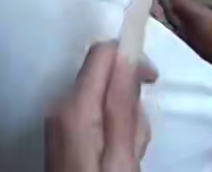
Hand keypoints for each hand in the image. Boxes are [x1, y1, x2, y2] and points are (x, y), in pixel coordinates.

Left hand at [45, 42, 156, 171]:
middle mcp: (59, 106)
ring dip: (122, 115)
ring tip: (131, 152)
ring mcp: (57, 122)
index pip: (102, 52)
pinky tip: (119, 157)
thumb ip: (122, 105)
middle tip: (140, 134)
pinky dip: (111, 126)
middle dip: (128, 94)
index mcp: (74, 107)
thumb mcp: (121, 159)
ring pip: (101, 94)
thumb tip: (127, 53)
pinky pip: (92, 113)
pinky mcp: (61, 135)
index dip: (130, 55)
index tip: (154, 80)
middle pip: (102, 73)